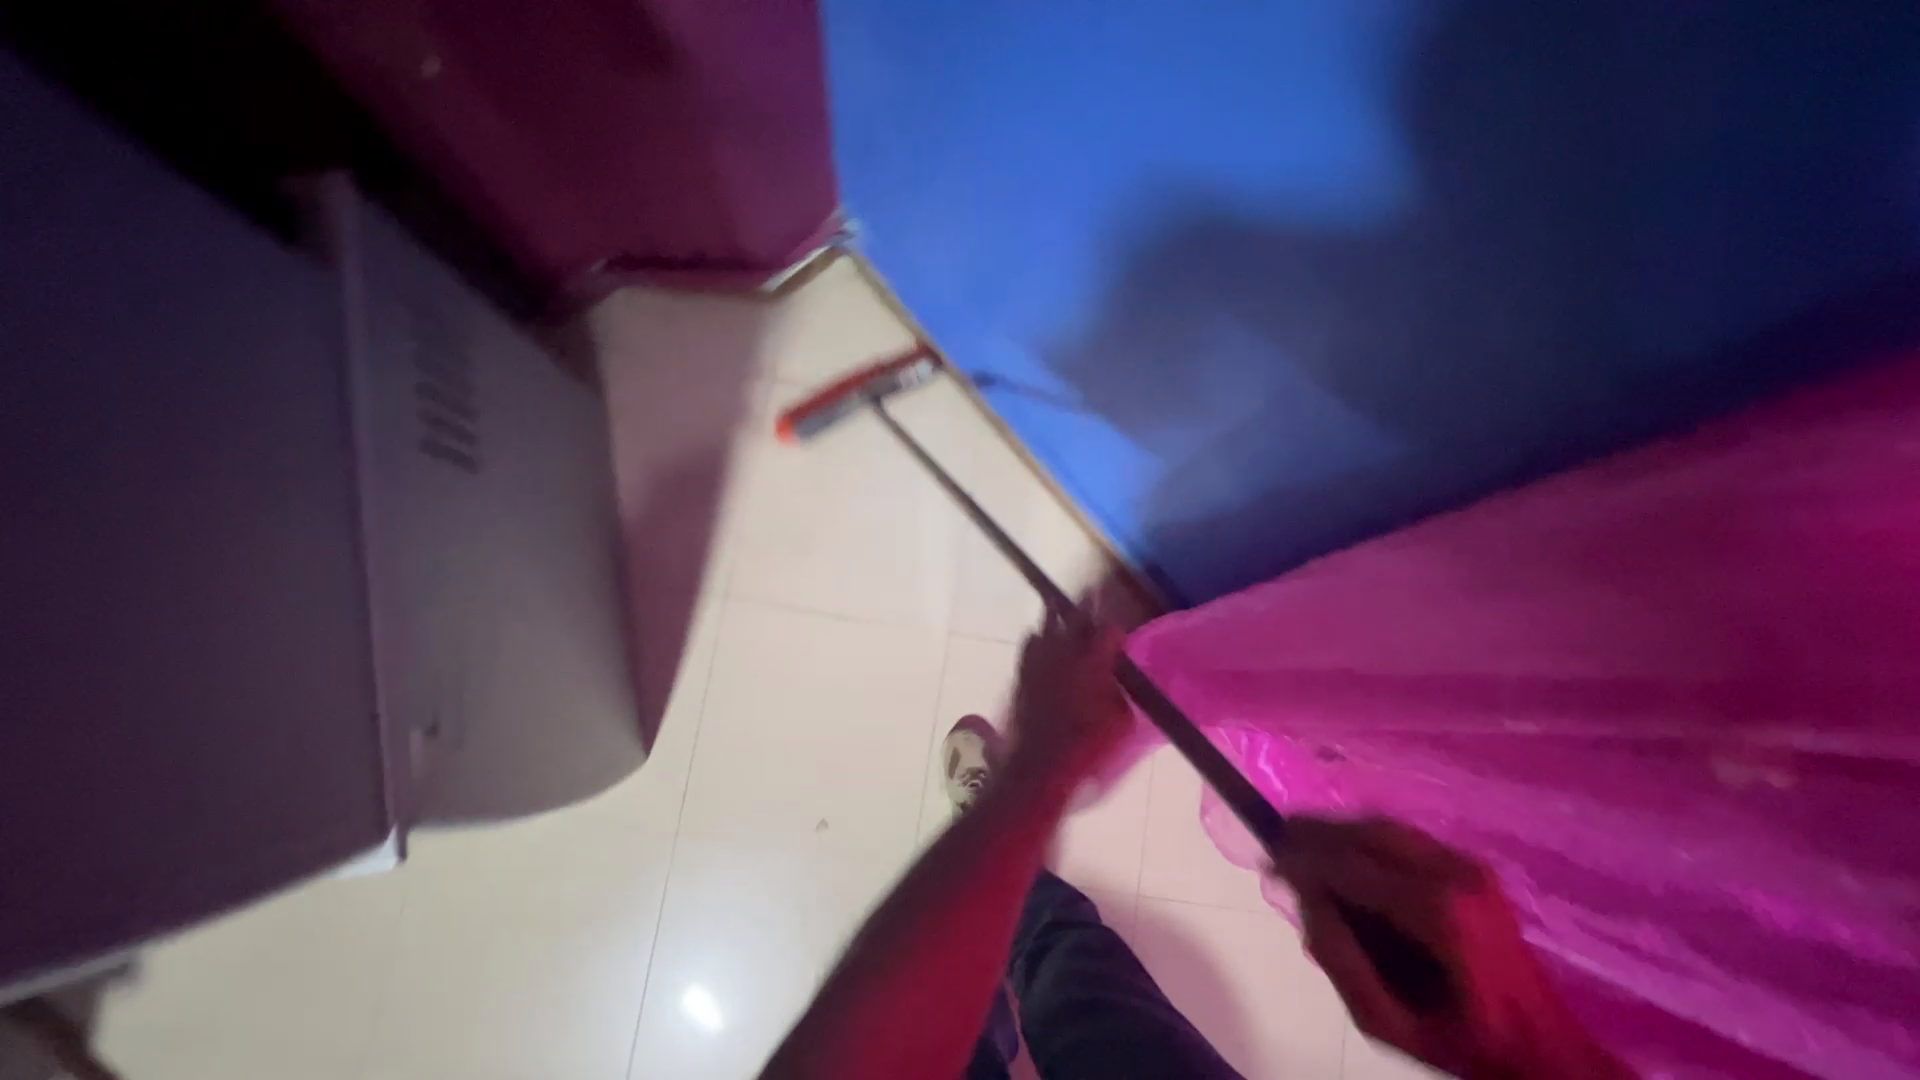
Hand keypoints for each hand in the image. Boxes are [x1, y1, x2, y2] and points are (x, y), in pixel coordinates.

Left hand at [1002, 617, 1132, 798]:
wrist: (1040, 765)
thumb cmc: (1088, 747)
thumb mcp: (1122, 723)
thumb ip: (1120, 693)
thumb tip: (1116, 683)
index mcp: (1095, 661)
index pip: (1109, 630)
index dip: (1116, 633)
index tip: (1119, 641)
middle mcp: (1065, 651)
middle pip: (1076, 616)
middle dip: (1087, 611)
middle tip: (1093, 610)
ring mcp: (1039, 659)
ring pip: (1048, 623)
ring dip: (1060, 620)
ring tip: (1066, 620)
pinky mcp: (1022, 671)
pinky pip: (1030, 643)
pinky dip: (1039, 640)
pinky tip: (1043, 645)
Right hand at [1272, 818, 1627, 1079]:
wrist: (1546, 1048)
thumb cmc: (1463, 1042)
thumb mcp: (1387, 1023)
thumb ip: (1338, 959)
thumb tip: (1302, 898)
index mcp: (1435, 911)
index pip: (1349, 863)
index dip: (1303, 857)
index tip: (1269, 860)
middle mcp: (1454, 873)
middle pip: (1366, 832)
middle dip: (1317, 832)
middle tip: (1279, 843)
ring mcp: (1469, 865)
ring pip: (1385, 828)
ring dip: (1340, 833)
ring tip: (1305, 848)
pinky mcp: (1473, 866)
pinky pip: (1405, 838)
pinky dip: (1366, 840)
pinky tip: (1346, 858)